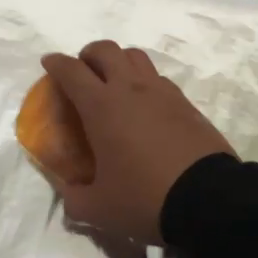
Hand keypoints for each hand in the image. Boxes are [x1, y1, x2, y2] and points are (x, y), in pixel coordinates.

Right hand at [41, 41, 234, 243]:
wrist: (208, 200)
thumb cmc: (144, 198)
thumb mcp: (99, 208)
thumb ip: (74, 198)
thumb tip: (68, 192)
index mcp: (102, 107)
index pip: (72, 71)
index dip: (56, 63)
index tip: (49, 63)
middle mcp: (130, 89)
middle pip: (106, 49)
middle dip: (88, 54)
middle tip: (83, 72)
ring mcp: (162, 92)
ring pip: (136, 56)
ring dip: (119, 61)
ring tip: (114, 82)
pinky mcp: (186, 103)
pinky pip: (158, 78)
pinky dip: (144, 81)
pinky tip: (145, 105)